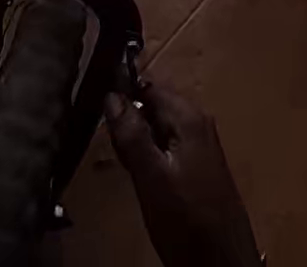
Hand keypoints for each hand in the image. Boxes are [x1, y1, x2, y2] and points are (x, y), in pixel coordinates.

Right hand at [104, 82, 259, 266]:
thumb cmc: (186, 220)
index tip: (106, 120)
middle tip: (119, 151)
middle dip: (130, 123)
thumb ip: (131, 134)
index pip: (147, 86)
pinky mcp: (199, 165)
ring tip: (130, 167)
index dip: (122, 96)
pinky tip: (145, 178)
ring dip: (139, 141)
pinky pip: (167, 146)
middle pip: (152, 105)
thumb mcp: (151, 177)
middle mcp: (197, 122)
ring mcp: (200, 144)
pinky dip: (151, 156)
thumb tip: (110, 95)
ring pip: (157, 127)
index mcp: (188, 116)